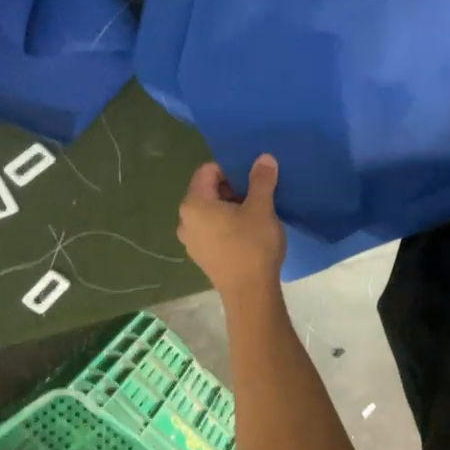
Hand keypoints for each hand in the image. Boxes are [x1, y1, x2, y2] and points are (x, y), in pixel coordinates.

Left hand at [178, 155, 287, 298]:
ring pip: (211, 212)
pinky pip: (213, 230)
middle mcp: (185, 220)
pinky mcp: (202, 256)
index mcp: (194, 204)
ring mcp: (191, 241)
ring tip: (258, 214)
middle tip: (260, 194)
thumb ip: (261, 180)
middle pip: (208, 191)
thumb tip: (263, 157)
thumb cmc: (253, 245)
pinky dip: (228, 225)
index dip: (232, 168)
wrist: (250, 292)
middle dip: (234, 188)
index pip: (208, 171)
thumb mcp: (261, 208)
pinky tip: (249, 234)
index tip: (254, 177)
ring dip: (232, 207)